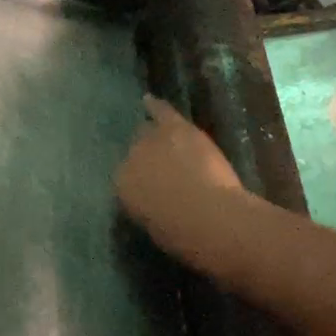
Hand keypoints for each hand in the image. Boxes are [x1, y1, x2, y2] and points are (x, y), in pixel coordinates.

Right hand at [115, 95, 248, 267]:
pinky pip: (162, 112)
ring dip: (155, 138)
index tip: (152, 190)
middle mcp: (130, 158)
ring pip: (148, 132)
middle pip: (135, 151)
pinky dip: (156, 106)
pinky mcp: (175, 129)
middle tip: (163, 170)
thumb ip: (148, 206)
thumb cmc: (186, 236)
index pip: (125, 179)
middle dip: (147, 159)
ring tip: (162, 141)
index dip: (141, 182)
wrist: (213, 219)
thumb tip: (154, 199)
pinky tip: (148, 99)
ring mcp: (152, 140)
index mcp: (122, 188)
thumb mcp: (156, 227)